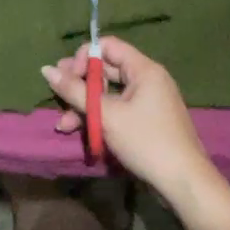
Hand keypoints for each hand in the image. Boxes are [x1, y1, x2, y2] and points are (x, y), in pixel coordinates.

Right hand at [42, 37, 220, 202]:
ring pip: (108, 94)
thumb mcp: (106, 115)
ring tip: (63, 124)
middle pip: (106, 70)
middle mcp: (147, 80)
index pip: (108, 46)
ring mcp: (148, 102)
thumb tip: (46, 69)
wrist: (183, 183)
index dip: (84, 57)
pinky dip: (99, 118)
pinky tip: (80, 132)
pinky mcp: (146, 121)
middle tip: (56, 95)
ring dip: (84, 106)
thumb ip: (74, 91)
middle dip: (79, 85)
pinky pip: (117, 109)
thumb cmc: (145, 141)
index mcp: (144, 70)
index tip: (68, 77)